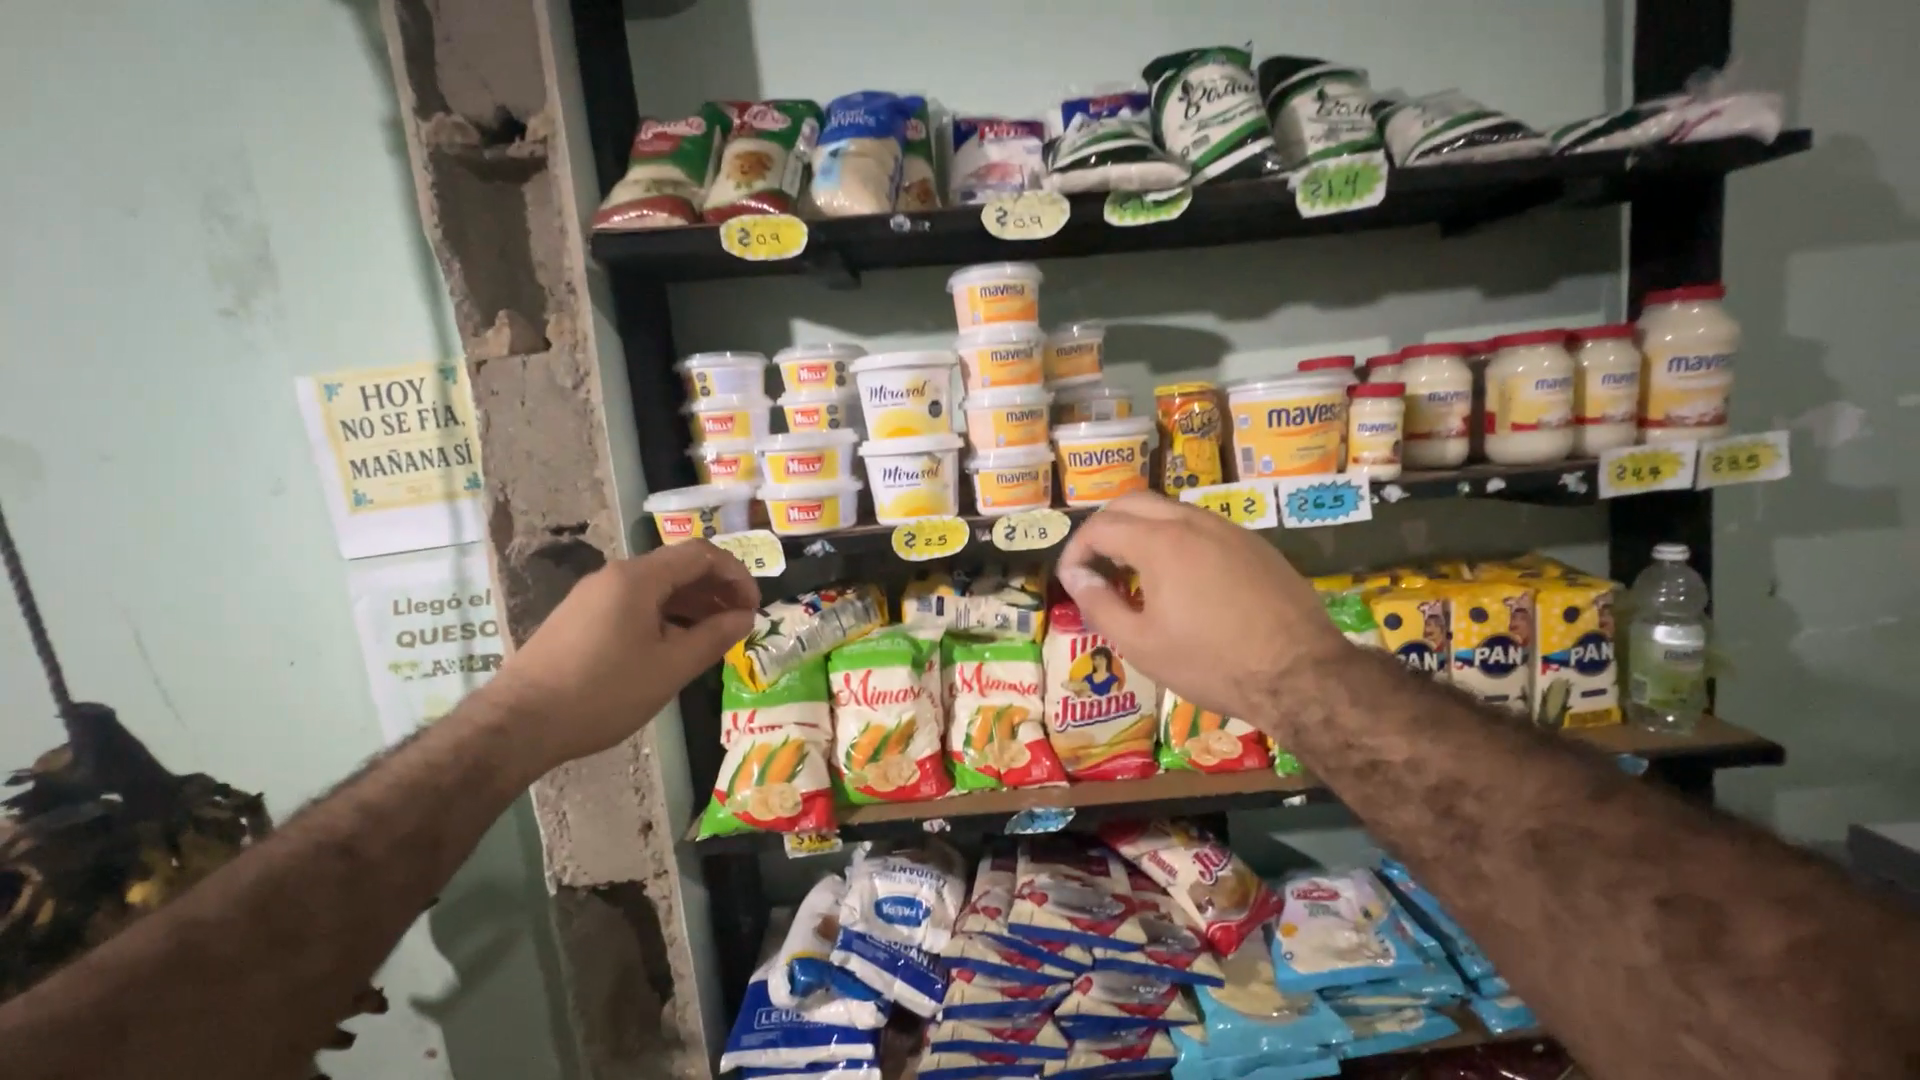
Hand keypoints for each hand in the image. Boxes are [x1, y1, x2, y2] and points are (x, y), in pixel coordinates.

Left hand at [482, 540, 757, 767]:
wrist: (520, 723)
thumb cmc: (604, 692)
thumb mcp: (671, 668)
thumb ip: (714, 637)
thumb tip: (745, 617)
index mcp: (638, 578)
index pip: (701, 555)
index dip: (736, 575)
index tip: (754, 608)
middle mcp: (614, 576)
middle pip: (678, 567)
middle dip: (717, 590)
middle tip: (741, 622)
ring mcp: (593, 597)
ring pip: (656, 588)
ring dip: (692, 605)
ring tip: (715, 636)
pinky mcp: (580, 619)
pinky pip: (634, 605)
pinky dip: (665, 617)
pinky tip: (675, 647)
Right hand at [1056, 493, 1346, 720]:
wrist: (1301, 674)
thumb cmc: (1212, 662)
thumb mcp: (1142, 644)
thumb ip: (1099, 605)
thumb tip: (1077, 578)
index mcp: (1160, 542)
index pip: (1100, 526)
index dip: (1076, 550)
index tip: (1072, 580)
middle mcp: (1193, 522)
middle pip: (1133, 502)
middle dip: (1104, 527)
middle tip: (1096, 565)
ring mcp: (1229, 530)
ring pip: (1171, 509)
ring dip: (1141, 530)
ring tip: (1134, 573)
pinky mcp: (1255, 545)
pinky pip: (1202, 526)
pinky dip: (1176, 539)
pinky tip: (1181, 580)